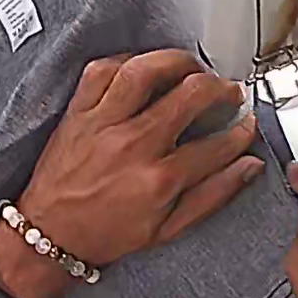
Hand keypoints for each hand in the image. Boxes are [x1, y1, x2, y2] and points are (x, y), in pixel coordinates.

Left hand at [0, 49, 264, 297]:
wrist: (50, 235)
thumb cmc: (105, 234)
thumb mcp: (168, 230)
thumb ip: (213, 196)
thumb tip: (248, 167)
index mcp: (159, 179)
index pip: (217, 144)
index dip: (241, 131)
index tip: (246, 125)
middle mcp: (134, 145)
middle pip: (190, 95)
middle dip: (221, 88)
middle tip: (228, 92)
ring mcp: (104, 124)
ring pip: (146, 71)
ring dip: (178, 61)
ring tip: (193, 69)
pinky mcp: (79, 113)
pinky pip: (102, 70)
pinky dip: (127, 61)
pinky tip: (144, 69)